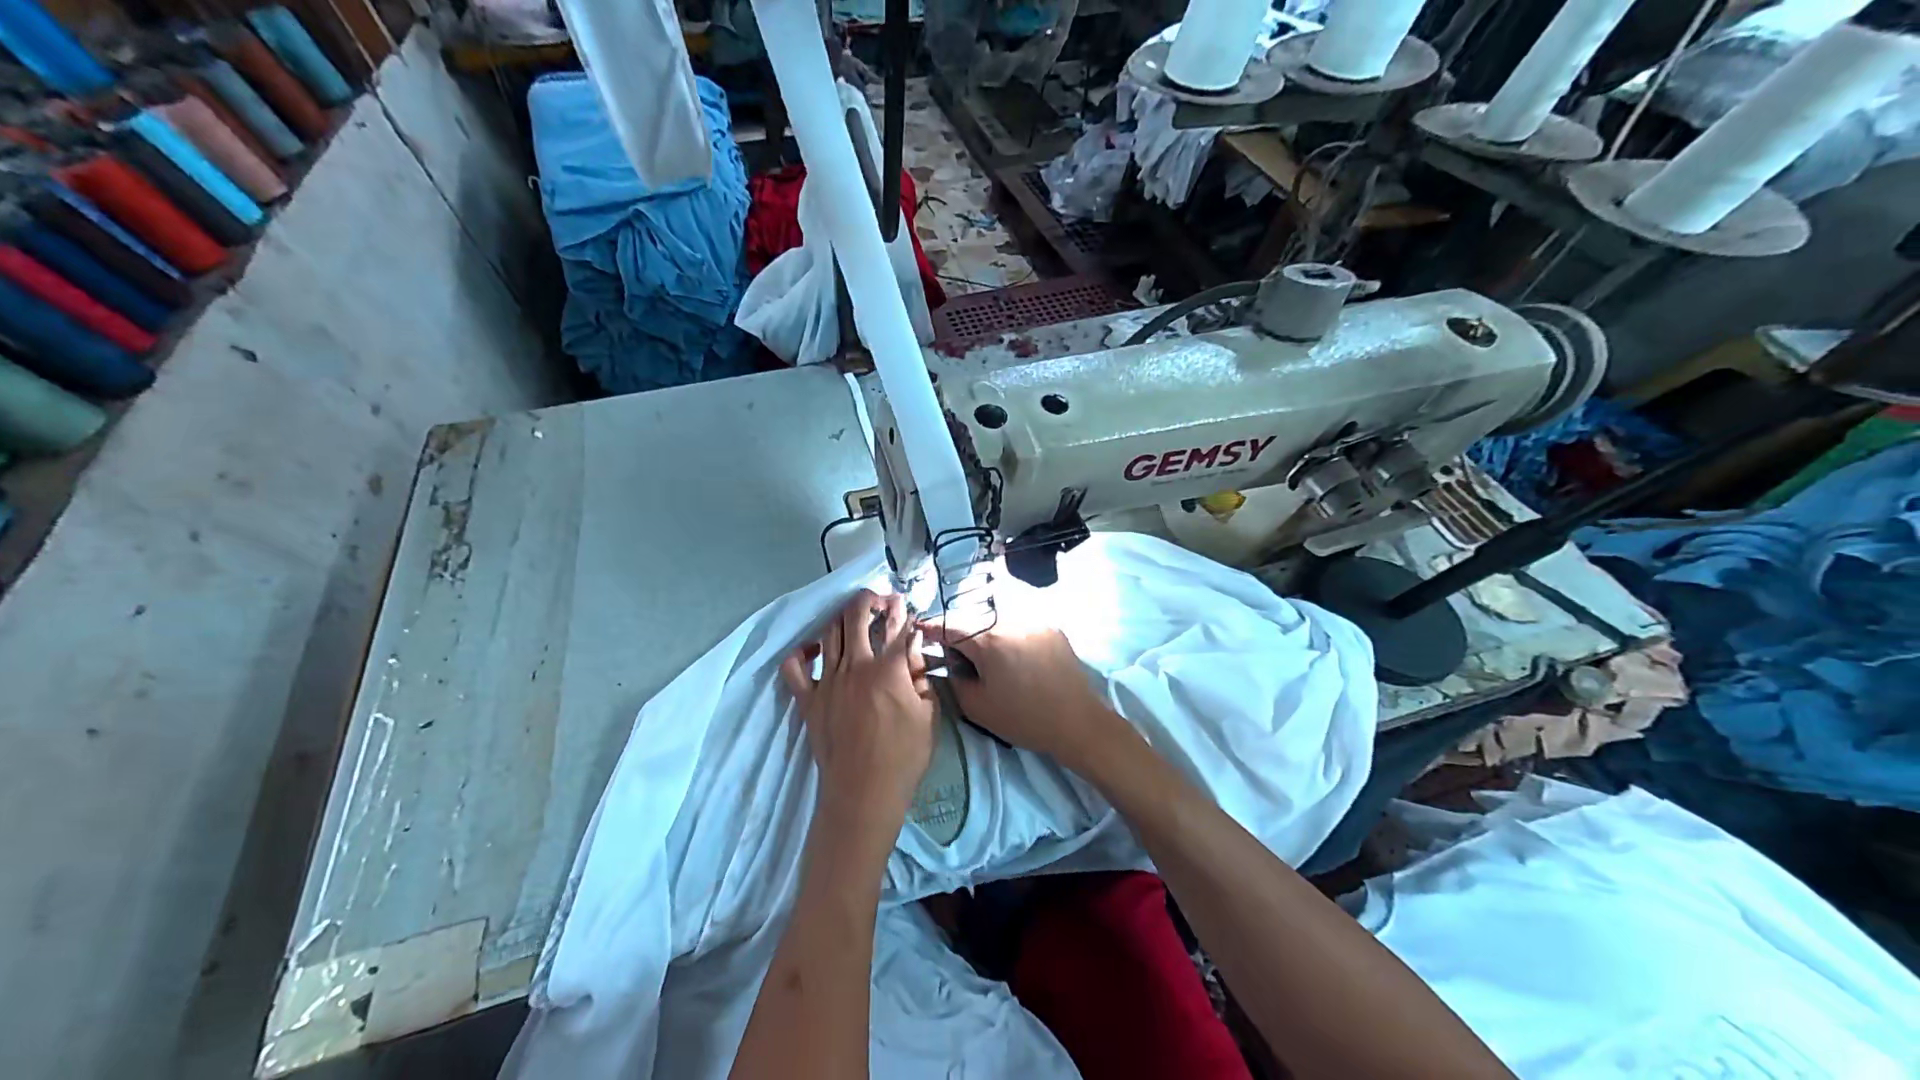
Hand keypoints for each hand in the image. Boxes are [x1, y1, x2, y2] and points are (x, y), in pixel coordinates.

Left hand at [781, 591, 935, 836]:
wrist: (864, 792)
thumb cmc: (904, 757)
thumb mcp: (929, 715)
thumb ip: (921, 677)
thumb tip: (914, 650)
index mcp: (888, 669)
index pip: (896, 627)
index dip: (902, 611)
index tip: (906, 605)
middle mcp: (856, 666)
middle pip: (856, 616)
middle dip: (869, 600)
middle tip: (880, 601)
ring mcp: (827, 681)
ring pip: (829, 632)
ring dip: (842, 617)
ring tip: (853, 616)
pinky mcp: (808, 699)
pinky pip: (795, 668)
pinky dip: (801, 652)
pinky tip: (814, 649)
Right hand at [919, 614, 1128, 772]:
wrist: (1078, 723)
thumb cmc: (1024, 719)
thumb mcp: (977, 707)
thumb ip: (954, 680)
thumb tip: (949, 664)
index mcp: (989, 640)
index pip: (951, 626)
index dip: (931, 629)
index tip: (919, 630)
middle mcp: (1012, 622)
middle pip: (975, 622)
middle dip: (962, 635)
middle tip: (956, 656)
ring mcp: (1035, 623)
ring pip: (999, 623)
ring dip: (987, 636)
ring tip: (989, 660)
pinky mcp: (1052, 630)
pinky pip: (1021, 627)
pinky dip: (1010, 638)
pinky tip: (1016, 660)